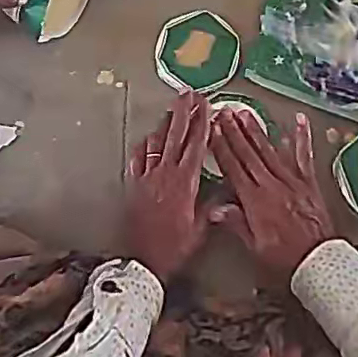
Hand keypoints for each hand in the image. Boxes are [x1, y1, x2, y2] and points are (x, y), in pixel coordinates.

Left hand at [124, 90, 219, 279]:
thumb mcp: (200, 228)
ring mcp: (147, 177)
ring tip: (173, 107)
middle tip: (190, 93)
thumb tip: (224, 189)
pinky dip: (144, 145)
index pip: (197, 144)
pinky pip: (138, 159)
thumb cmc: (175, 247)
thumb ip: (211, 205)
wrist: (143, 262)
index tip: (208, 105)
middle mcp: (165, 174)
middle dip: (184, 112)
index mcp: (185, 181)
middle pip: (176, 135)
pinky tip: (148, 136)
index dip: (203, 123)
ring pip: (157, 143)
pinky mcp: (133, 185)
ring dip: (166, 123)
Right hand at [208, 109, 335, 279]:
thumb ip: (236, 223)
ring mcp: (292, 181)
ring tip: (246, 113)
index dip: (222, 147)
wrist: (318, 261)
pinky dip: (301, 137)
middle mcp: (273, 186)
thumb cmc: (285, 259)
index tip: (213, 130)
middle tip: (225, 112)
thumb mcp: (254, 247)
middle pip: (249, 154)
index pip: (234, 168)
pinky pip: (304, 156)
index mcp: (256, 201)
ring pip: (271, 151)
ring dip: (257, 131)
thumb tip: (216, 208)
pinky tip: (299, 121)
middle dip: (235, 132)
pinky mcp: (309, 182)